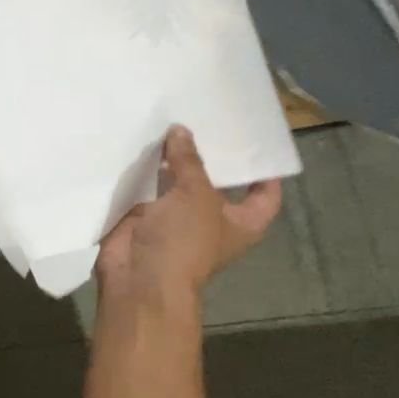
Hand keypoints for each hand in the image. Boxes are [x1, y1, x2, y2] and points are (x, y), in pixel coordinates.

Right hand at [96, 126, 281, 305]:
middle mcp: (213, 219)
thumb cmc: (184, 239)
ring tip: (163, 128)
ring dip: (168, 164)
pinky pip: (146, 190)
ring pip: (176, 184)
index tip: (252, 143)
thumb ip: (189, 162)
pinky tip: (134, 150)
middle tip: (198, 124)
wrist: (139, 273)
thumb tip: (180, 130)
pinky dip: (140, 174)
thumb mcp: (196, 195)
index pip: (264, 193)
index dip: (263, 171)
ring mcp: (176, 219)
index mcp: (243, 221)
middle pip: (214, 183)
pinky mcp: (144, 217)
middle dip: (205, 158)